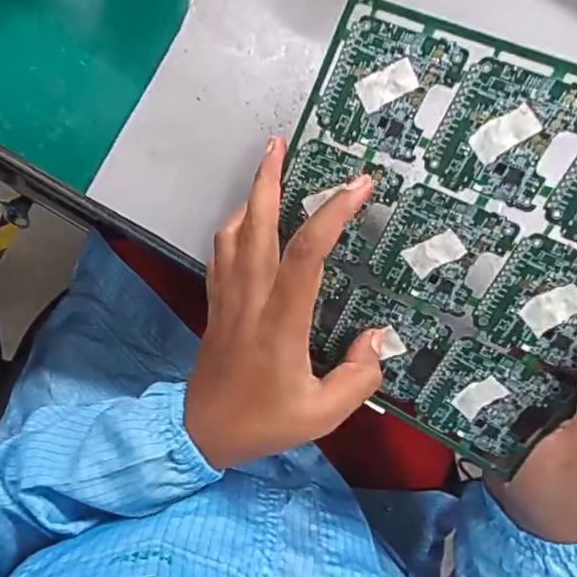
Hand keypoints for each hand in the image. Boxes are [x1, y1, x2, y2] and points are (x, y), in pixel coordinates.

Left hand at [185, 136, 385, 469]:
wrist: (201, 433)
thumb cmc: (261, 424)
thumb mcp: (322, 414)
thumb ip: (357, 377)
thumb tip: (376, 338)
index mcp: (280, 323)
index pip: (306, 255)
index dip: (331, 214)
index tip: (358, 185)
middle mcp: (250, 301)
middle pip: (255, 227)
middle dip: (267, 180)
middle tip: (277, 144)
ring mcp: (227, 301)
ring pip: (231, 237)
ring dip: (249, 200)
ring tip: (266, 175)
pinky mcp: (215, 307)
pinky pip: (220, 257)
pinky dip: (233, 230)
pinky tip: (245, 224)